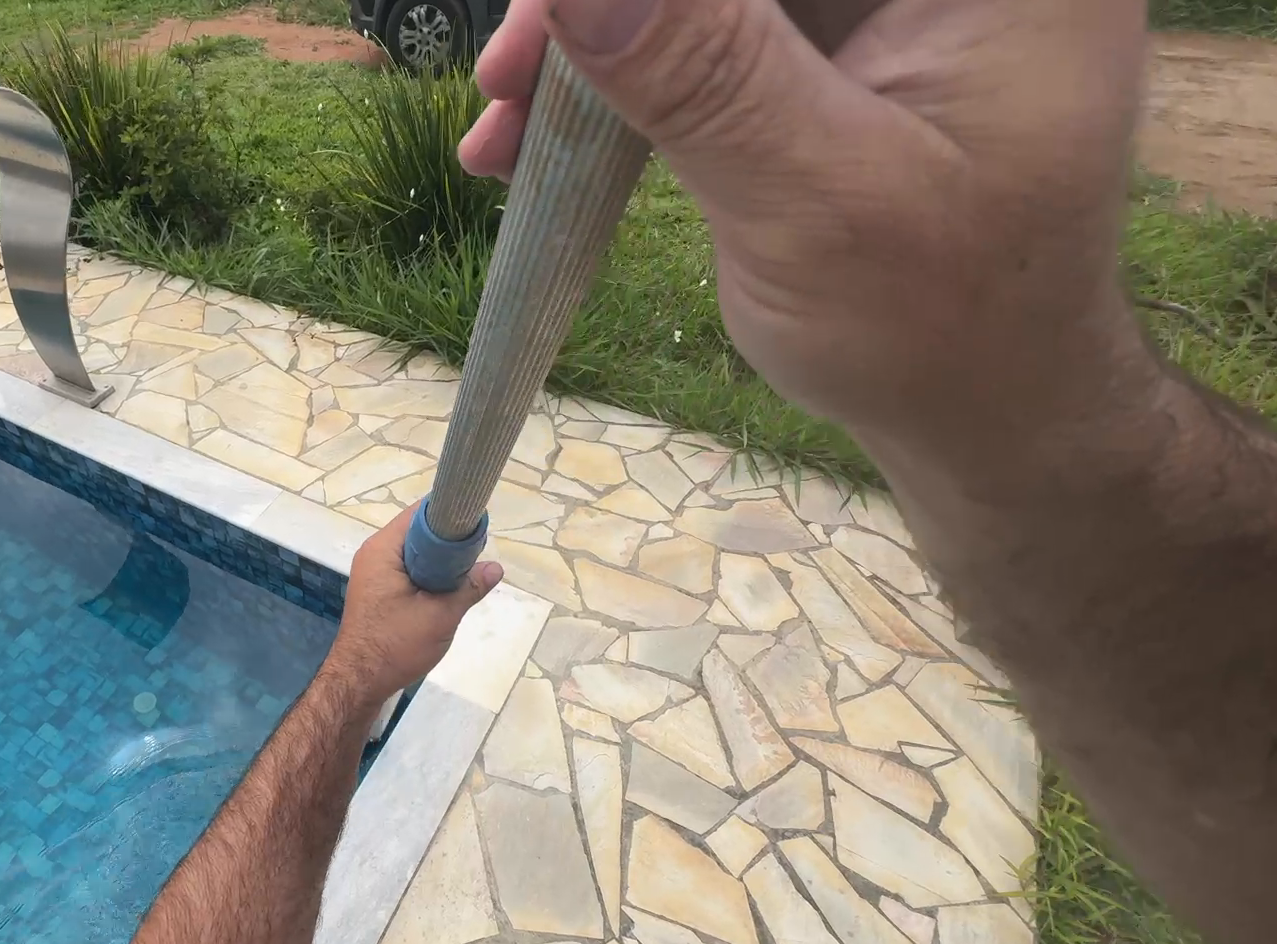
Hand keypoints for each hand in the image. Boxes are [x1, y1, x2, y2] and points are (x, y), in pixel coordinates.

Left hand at [319, 505, 503, 707]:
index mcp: (382, 549)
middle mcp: (374, 554)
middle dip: (448, 541)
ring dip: (439, 562)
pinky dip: (428, 575)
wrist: (360, 681)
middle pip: (417, 533)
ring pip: (414, 554)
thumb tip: (496, 567)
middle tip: (478, 552)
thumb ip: (469, 588)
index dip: (449, 514)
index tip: (476, 524)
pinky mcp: (378, 592)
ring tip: (468, 572)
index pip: (419, 513)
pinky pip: (407, 571)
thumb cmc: (395, 645)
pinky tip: (448, 589)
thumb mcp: (439, 616)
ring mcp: (373, 573)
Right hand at [459, 0, 1153, 459]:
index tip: (542, 18)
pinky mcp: (810, 64)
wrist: (957, 391)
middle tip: (504, 78)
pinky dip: (611, 91)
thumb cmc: (925, 318)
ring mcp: (864, 12)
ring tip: (500, 125)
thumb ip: (705, 78)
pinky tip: (540, 142)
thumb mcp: (813, 197)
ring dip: (586, 50)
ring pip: (694, 1)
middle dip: (598, 6)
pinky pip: (692, 49)